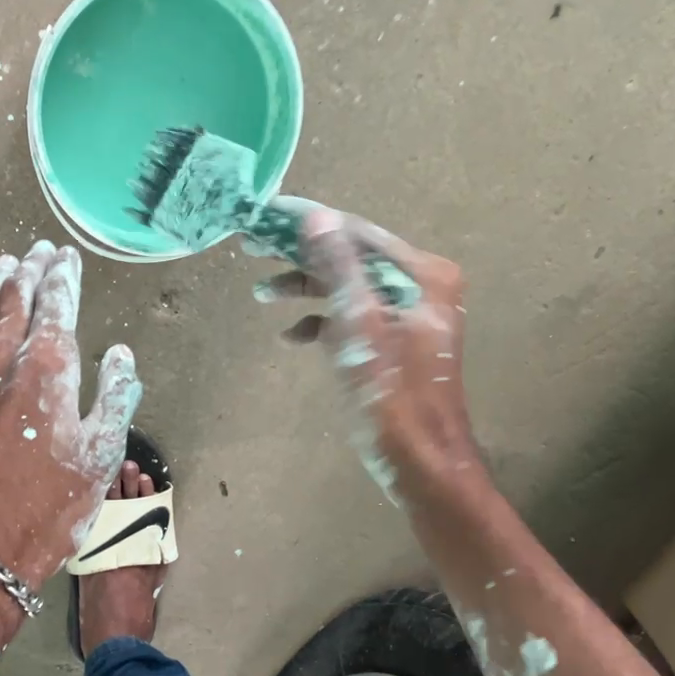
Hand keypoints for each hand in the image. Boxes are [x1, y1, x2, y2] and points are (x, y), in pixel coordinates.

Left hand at [0, 241, 141, 586]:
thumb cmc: (44, 511)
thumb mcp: (99, 459)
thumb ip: (115, 398)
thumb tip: (120, 356)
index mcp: (46, 368)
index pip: (56, 303)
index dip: (63, 276)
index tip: (66, 257)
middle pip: (14, 297)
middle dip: (29, 269)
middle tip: (38, 252)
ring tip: (3, 265)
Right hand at [257, 202, 477, 501]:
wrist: (420, 461)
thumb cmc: (391, 394)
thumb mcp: (359, 325)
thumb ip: (338, 267)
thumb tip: (314, 217)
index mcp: (422, 274)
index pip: (356, 233)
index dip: (308, 222)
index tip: (265, 214)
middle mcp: (419, 286)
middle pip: (350, 258)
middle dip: (301, 256)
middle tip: (252, 249)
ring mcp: (407, 316)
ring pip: (347, 288)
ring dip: (306, 289)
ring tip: (263, 293)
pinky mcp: (394, 343)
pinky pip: (352, 319)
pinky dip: (322, 323)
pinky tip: (292, 336)